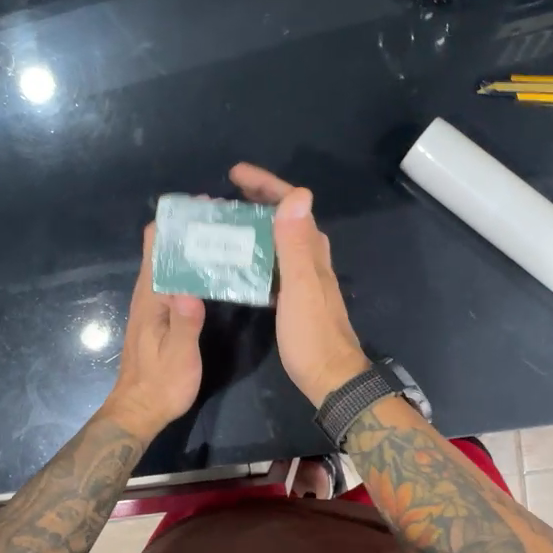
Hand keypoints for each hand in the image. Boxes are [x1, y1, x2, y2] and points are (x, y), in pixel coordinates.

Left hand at [99, 223, 206, 440]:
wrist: (139, 410)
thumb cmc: (160, 384)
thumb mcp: (179, 355)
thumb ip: (185, 321)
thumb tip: (190, 288)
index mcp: (151, 296)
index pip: (154, 244)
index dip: (175, 221)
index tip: (204, 208)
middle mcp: (147, 293)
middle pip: (162, 248)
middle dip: (189, 229)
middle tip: (224, 220)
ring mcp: (151, 304)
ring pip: (168, 263)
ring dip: (190, 247)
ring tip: (224, 237)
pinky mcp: (158, 316)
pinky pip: (173, 280)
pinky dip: (190, 268)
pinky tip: (212, 271)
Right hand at [230, 163, 370, 406]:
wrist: (330, 378)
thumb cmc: (312, 336)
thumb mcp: (300, 288)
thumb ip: (296, 244)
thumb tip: (297, 194)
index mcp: (312, 252)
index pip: (291, 204)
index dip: (265, 184)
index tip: (234, 174)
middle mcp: (311, 260)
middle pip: (284, 219)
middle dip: (256, 202)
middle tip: (222, 199)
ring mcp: (304, 280)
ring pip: (278, 243)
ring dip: (253, 229)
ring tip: (222, 227)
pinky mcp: (295, 300)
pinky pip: (273, 268)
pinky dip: (255, 258)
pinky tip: (236, 266)